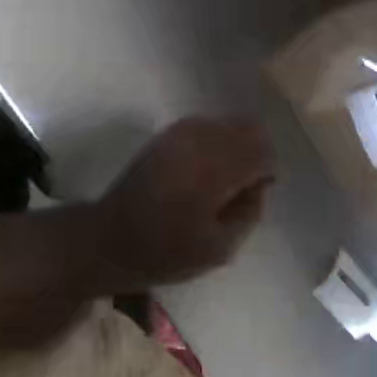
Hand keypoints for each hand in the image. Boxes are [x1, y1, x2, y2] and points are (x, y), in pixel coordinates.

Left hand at [90, 118, 274, 288]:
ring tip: (224, 177)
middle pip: (248, 129)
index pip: (260, 151)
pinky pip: (205, 125)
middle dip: (255, 153)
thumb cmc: (166, 253)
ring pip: (227, 123)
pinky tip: (206, 168)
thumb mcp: (219, 248)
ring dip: (235, 144)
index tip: (259, 191)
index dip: (267, 171)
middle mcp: (197, 143)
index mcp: (211, 172)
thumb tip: (260, 184)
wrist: (109, 240)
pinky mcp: (165, 135)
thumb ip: (248, 212)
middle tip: (244, 185)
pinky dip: (215, 140)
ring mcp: (178, 134)